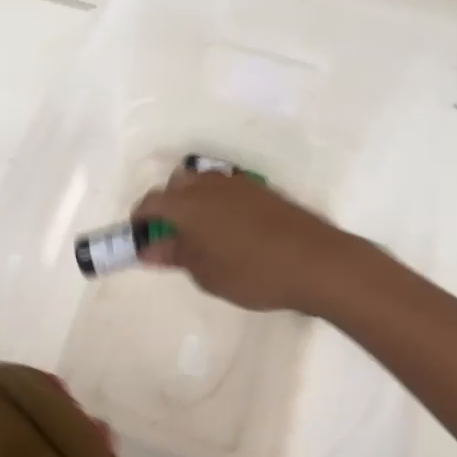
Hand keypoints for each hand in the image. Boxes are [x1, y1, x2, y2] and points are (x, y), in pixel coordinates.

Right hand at [132, 170, 367, 313]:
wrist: (316, 262)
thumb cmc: (252, 272)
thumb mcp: (206, 273)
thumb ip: (175, 255)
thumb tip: (150, 247)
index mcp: (186, 204)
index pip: (151, 202)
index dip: (141, 219)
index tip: (140, 238)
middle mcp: (208, 185)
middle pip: (176, 185)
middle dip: (167, 206)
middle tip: (171, 237)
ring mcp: (238, 184)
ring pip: (203, 184)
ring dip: (194, 202)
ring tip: (202, 235)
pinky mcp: (262, 190)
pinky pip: (227, 190)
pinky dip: (219, 204)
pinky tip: (231, 231)